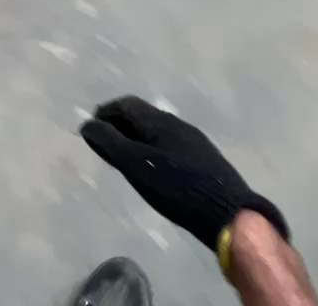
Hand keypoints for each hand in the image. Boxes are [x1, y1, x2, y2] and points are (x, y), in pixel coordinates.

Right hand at [80, 96, 287, 251]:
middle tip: (105, 141)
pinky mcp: (207, 159)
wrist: (230, 214)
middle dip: (120, 124)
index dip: (105, 112)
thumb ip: (108, 143)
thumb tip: (87, 124)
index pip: (125, 104)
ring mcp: (194, 140)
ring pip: (157, 130)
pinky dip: (155, 149)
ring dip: (138, 137)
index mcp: (158, 120)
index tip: (92, 127)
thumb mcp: (134, 165)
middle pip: (141, 115)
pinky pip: (171, 144)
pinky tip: (156, 168)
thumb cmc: (176, 187)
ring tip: (127, 156)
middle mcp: (176, 122)